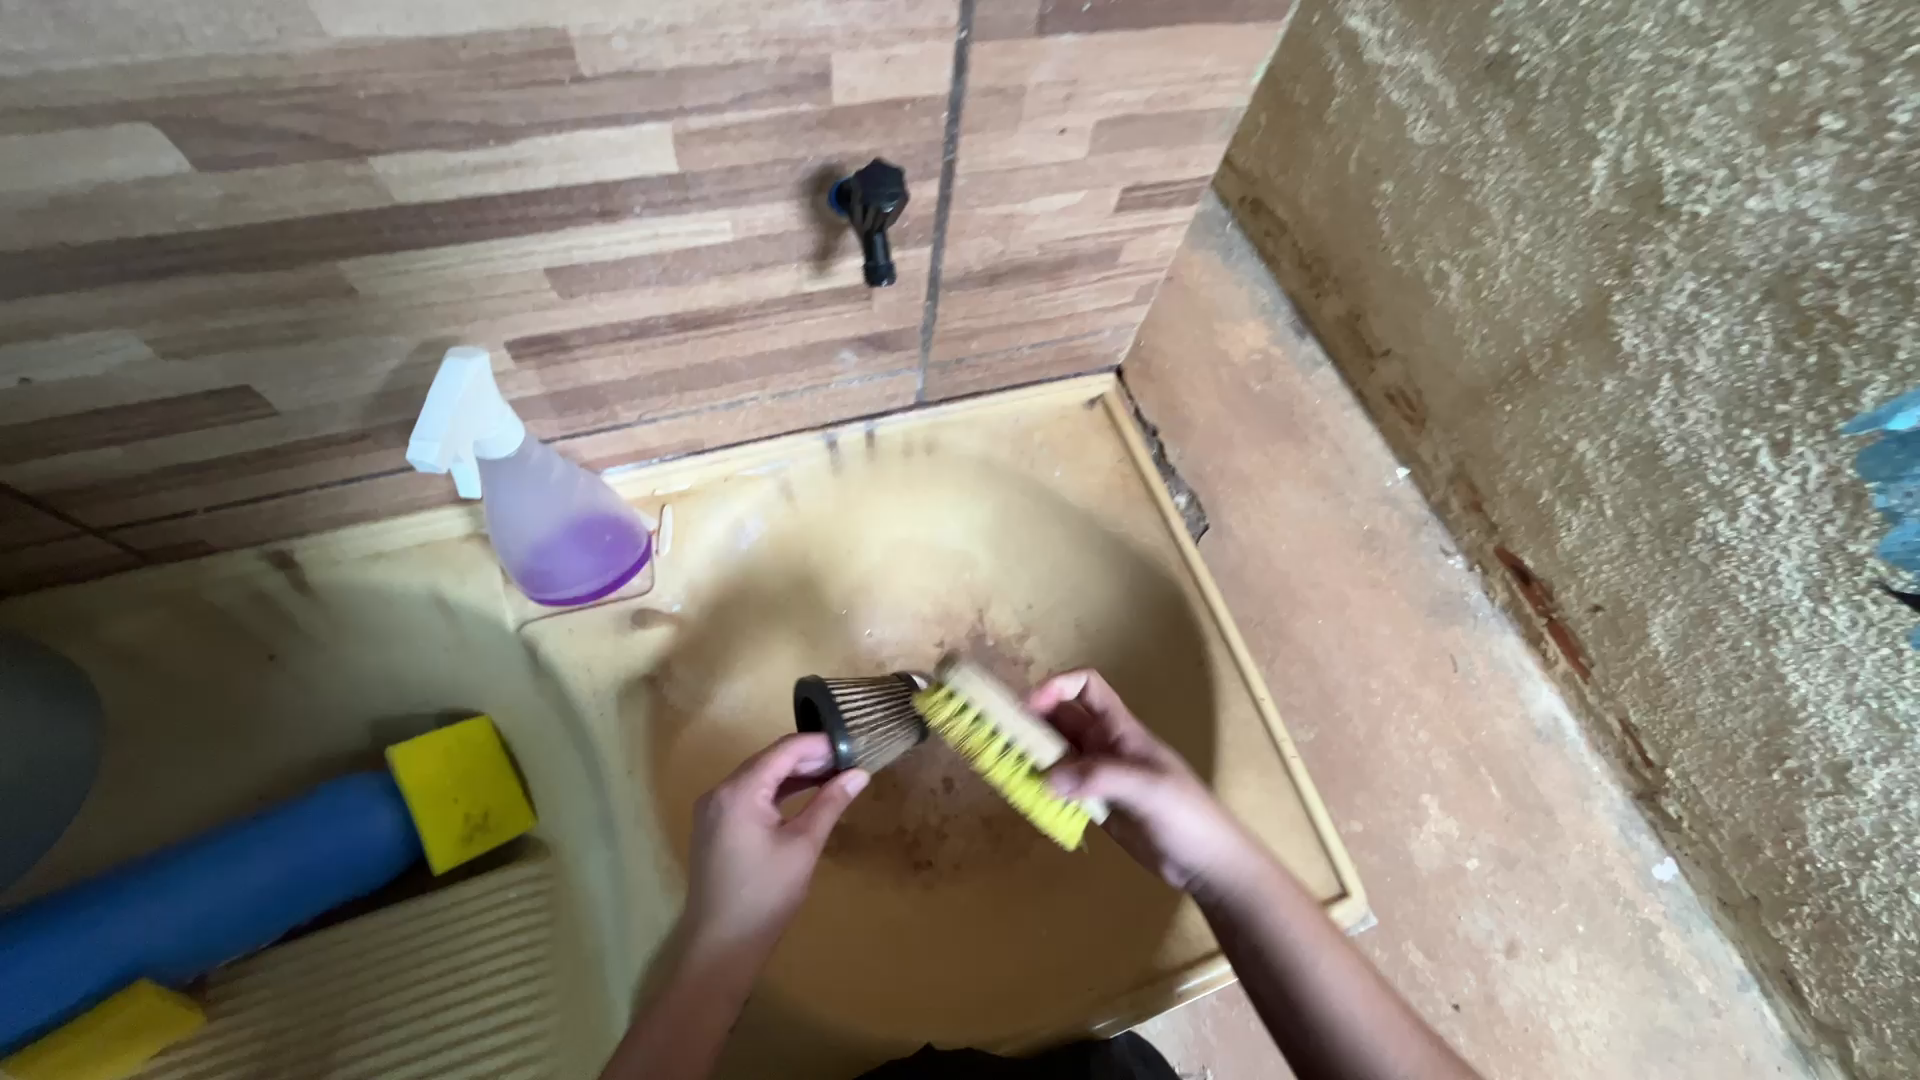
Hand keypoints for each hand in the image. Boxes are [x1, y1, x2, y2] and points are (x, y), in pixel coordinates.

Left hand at [681, 733, 868, 957]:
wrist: (720, 949)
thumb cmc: (765, 896)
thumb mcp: (804, 846)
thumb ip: (830, 803)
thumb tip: (860, 774)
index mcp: (739, 791)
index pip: (784, 750)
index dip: (819, 744)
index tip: (852, 745)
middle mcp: (720, 791)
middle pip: (770, 759)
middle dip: (809, 757)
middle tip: (848, 761)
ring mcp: (714, 809)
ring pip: (760, 776)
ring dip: (795, 774)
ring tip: (834, 774)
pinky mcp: (715, 826)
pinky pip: (750, 795)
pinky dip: (778, 791)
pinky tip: (806, 794)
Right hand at [1029, 670, 1260, 898]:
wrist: (1207, 862)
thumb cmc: (1185, 814)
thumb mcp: (1146, 789)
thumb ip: (1098, 778)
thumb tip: (1046, 777)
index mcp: (1121, 729)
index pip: (1086, 687)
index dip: (1057, 686)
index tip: (1030, 706)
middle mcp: (1105, 746)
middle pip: (1062, 719)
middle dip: (1033, 722)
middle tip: (1002, 739)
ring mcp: (1098, 776)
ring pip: (1057, 753)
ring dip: (1033, 755)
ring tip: (1006, 767)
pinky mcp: (1094, 805)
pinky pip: (1060, 787)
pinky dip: (1041, 787)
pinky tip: (1025, 797)